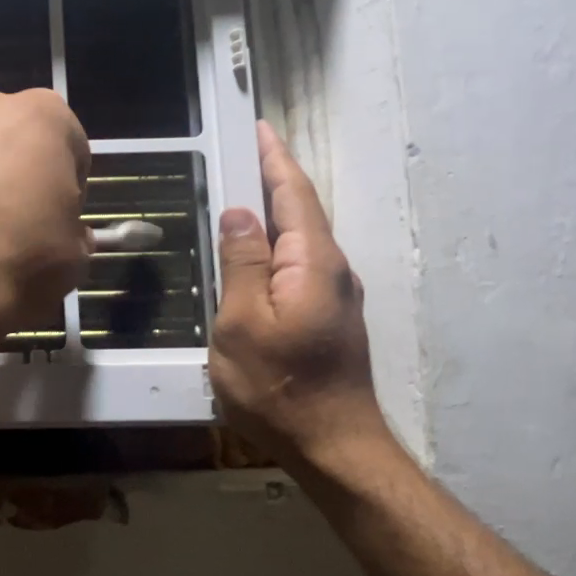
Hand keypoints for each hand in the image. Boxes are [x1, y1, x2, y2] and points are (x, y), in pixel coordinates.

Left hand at [0, 86, 90, 351]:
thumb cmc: (18, 261)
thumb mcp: (75, 255)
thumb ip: (72, 229)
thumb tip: (62, 233)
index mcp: (41, 115)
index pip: (67, 146)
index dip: (65, 187)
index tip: (56, 221)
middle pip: (7, 138)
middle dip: (10, 172)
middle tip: (10, 226)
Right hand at [209, 121, 383, 463]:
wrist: (333, 447)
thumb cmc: (279, 387)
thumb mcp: (243, 323)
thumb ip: (242, 263)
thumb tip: (240, 212)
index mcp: (314, 263)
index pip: (293, 195)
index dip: (274, 159)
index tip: (258, 128)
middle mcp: (333, 270)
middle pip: (301, 212)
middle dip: (273, 179)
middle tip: (241, 154)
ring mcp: (335, 296)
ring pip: (301, 240)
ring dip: (274, 213)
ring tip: (241, 196)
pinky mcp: (329, 318)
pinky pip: (299, 265)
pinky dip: (276, 246)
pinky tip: (255, 254)